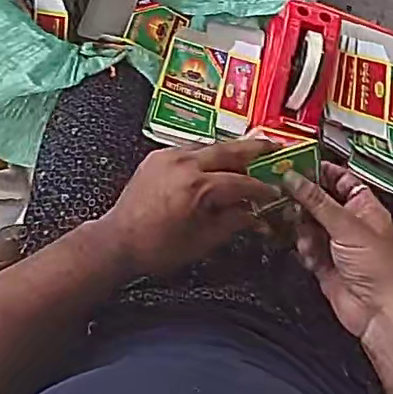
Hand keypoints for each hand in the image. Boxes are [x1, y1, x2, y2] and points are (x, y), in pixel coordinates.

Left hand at [92, 140, 281, 277]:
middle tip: (275, 149)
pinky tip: (215, 163)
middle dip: (255, 150)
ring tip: (250, 156)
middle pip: (228, 150)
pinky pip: (189, 149)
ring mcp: (168, 156)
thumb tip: (253, 214)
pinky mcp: (156, 156)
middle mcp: (183, 163)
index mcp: (197, 186)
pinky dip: (207, 154)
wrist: (117, 240)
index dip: (262, 188)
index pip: (241, 181)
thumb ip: (232, 222)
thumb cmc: (156, 247)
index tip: (275, 192)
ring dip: (230, 151)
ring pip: (209, 146)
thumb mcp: (202, 240)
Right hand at [284, 163, 392, 339]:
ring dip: (301, 225)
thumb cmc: (381, 270)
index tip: (297, 163)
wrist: (378, 313)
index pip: (341, 180)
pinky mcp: (323, 263)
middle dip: (302, 198)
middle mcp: (350, 224)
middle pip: (319, 201)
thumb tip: (295, 178)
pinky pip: (304, 246)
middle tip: (283, 189)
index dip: (320, 170)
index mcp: (364, 208)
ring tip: (295, 224)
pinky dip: (303, 247)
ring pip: (308, 224)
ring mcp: (336, 244)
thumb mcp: (347, 226)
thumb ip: (317, 200)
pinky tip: (308, 252)